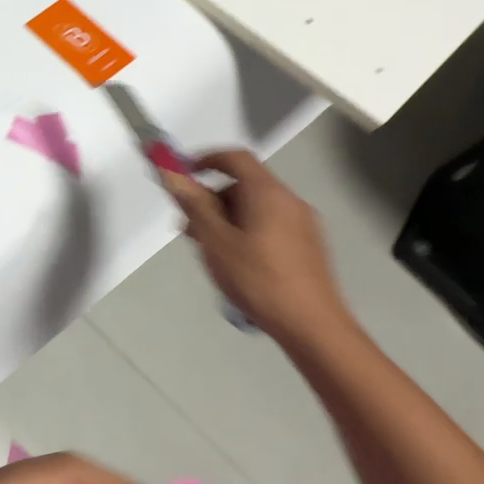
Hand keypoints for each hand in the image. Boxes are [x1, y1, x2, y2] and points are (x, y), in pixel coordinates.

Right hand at [161, 149, 348, 343]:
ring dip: (224, 218)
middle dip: (210, 198)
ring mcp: (302, 224)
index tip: (179, 176)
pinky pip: (268, 224)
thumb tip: (171, 173)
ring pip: (253, 207)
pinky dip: (243, 230)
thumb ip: (193, 203)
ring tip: (207, 249)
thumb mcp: (215, 240)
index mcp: (268, 193)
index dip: (204, 160)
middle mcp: (289, 201)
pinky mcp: (306, 245)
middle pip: (243, 184)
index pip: (234, 158)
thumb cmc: (257, 278)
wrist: (311, 325)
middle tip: (187, 226)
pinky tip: (233, 261)